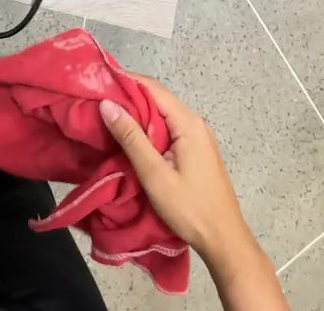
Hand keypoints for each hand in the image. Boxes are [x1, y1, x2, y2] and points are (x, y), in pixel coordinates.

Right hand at [101, 75, 263, 274]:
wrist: (224, 241)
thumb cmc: (190, 207)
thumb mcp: (155, 174)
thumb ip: (131, 137)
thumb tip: (107, 104)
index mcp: (188, 122)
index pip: (152, 88)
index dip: (125, 82)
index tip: (99, 84)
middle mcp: (195, 122)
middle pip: (158, 99)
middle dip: (129, 98)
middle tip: (99, 103)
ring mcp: (198, 136)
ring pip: (163, 115)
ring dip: (138, 115)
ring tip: (110, 119)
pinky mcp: (197, 151)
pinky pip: (169, 129)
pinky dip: (149, 129)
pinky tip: (133, 139)